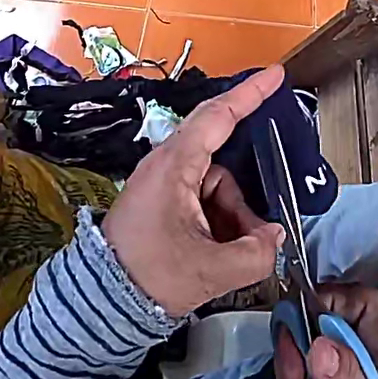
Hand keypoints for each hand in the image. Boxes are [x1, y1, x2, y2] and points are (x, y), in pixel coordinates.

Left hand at [100, 66, 285, 317]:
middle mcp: (167, 165)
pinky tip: (224, 245)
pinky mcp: (165, 200)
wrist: (102, 303)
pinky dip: (222, 216)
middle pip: (223, 152)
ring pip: (219, 179)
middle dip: (249, 172)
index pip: (218, 117)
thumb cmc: (146, 276)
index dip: (250, 93)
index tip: (275, 75)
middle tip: (272, 185)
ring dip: (236, 209)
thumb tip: (274, 239)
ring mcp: (165, 181)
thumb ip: (256, 254)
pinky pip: (206, 195)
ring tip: (238, 245)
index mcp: (174, 167)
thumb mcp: (211, 270)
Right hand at [274, 283, 377, 378]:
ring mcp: (347, 338)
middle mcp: (352, 315)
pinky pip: (311, 365)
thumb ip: (346, 371)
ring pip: (301, 346)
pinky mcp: (344, 361)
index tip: (295, 371)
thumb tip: (314, 348)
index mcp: (364, 306)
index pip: (309, 301)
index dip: (294, 332)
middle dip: (292, 362)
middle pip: (300, 324)